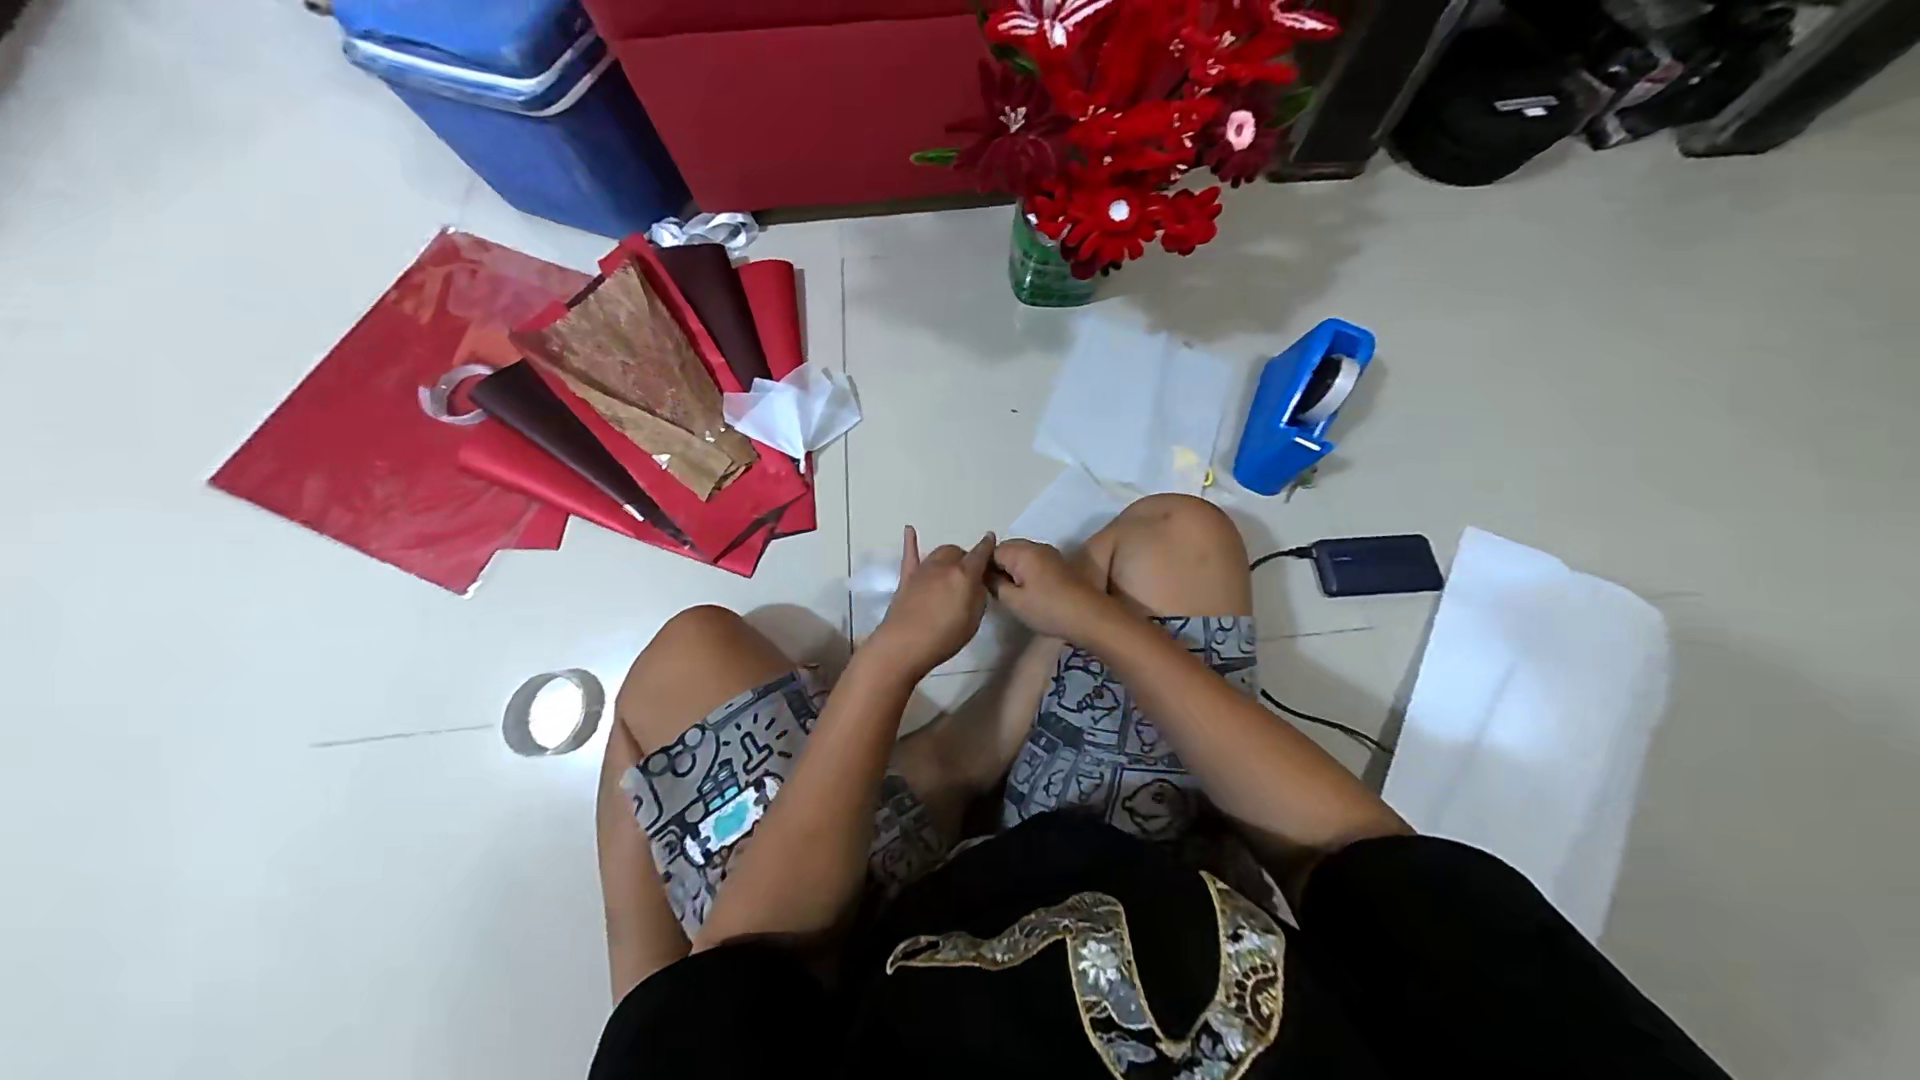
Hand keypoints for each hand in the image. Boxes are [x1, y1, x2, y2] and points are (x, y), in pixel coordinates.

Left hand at [865, 526, 996, 678]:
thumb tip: (976, 583)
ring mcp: (923, 570)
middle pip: (958, 552)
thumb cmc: (944, 637)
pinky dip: (911, 542)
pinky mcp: (906, 578)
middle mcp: (944, 566)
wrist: (904, 645)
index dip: (988, 546)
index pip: (980, 554)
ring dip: (948, 557)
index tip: (991, 539)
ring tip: (952, 570)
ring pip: (939, 553)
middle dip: (966, 559)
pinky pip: (910, 554)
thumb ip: (978, 596)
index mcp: (964, 574)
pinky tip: (910, 530)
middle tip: (969, 577)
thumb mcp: (973, 620)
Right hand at [988, 539, 1123, 640]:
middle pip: (1008, 550)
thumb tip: (985, 575)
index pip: (993, 551)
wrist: (1089, 617)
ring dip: (1013, 571)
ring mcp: (1051, 555)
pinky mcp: (1060, 566)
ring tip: (1011, 594)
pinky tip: (1028, 593)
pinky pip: (1035, 563)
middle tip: (996, 592)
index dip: (984, 567)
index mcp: (1023, 551)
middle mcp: (1037, 547)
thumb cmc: (1048, 609)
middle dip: (999, 567)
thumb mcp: (1014, 601)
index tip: (983, 587)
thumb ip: (994, 584)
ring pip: (1022, 557)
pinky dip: (1026, 573)